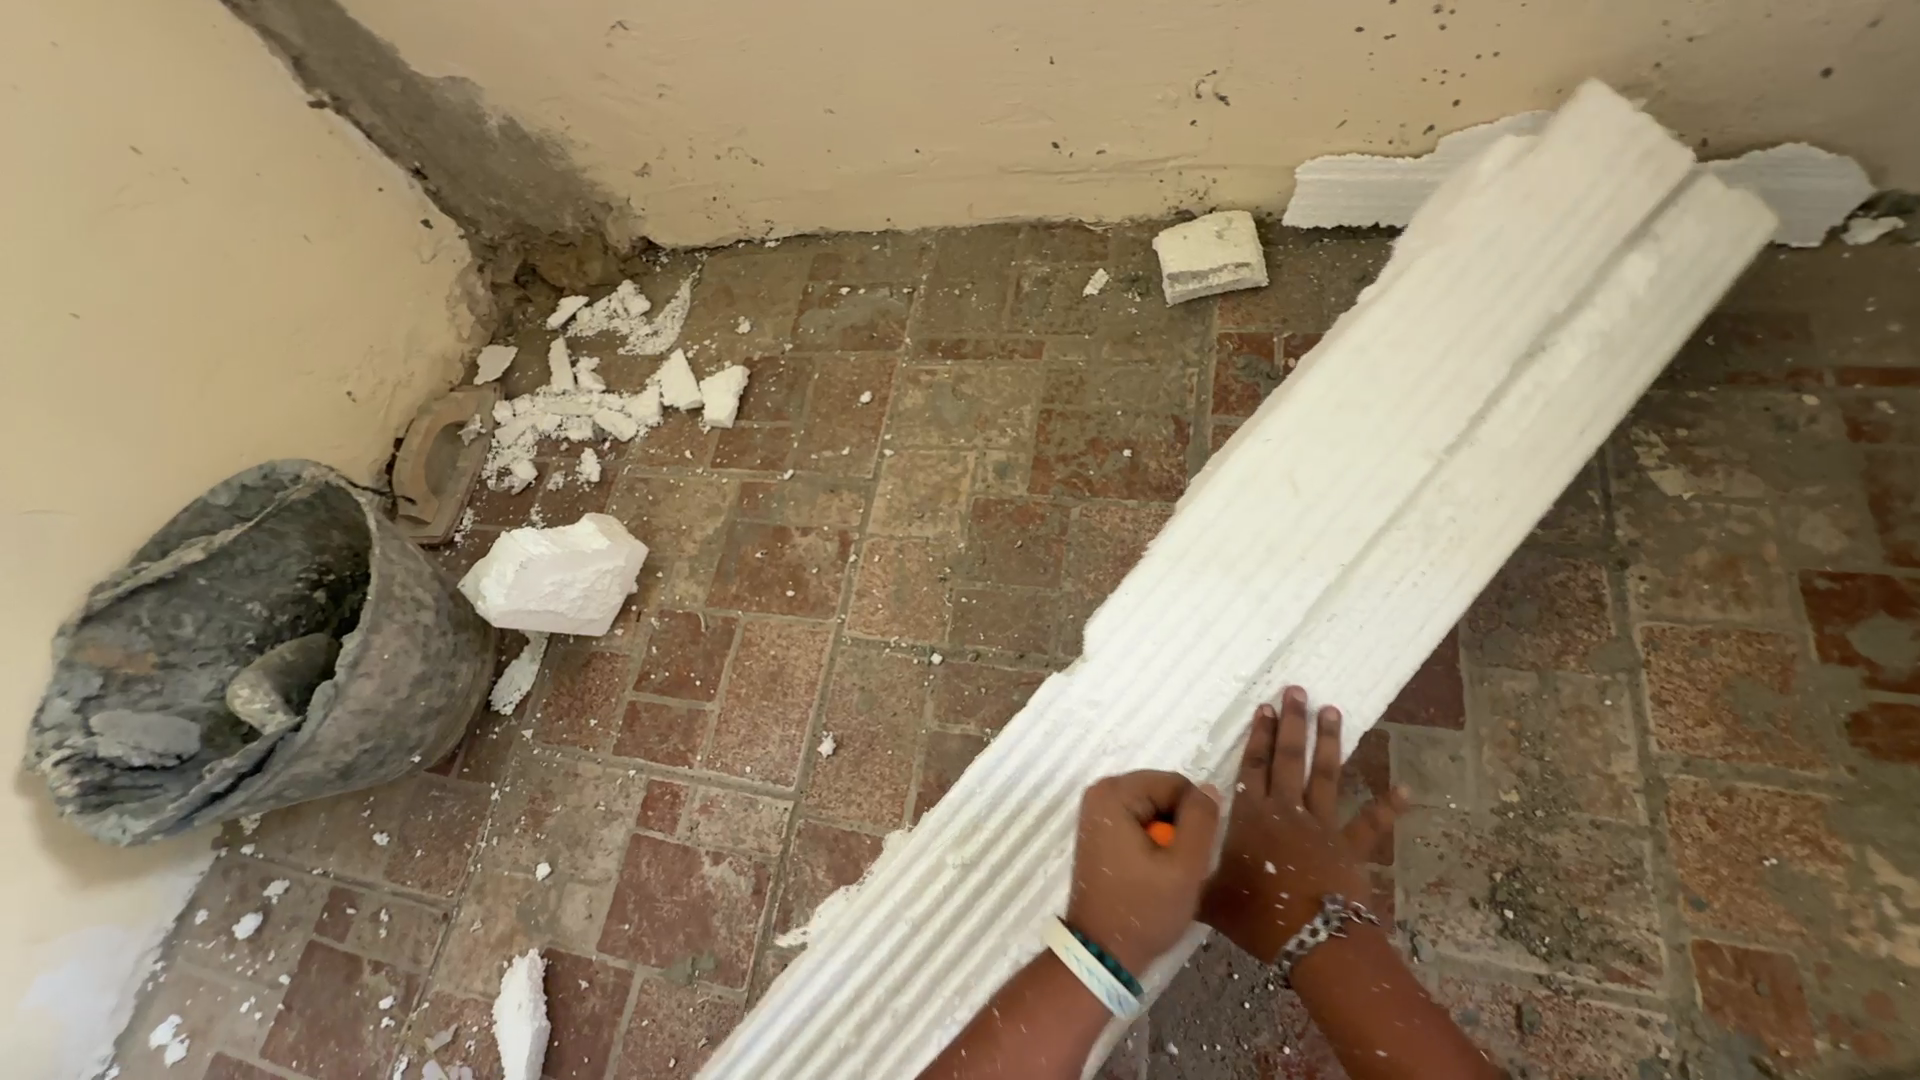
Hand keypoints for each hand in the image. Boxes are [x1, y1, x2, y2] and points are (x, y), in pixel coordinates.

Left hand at [1064, 771, 1221, 973]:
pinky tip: (1152, 873)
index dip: (1194, 818)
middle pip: (1164, 794)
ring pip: (1156, 810)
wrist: (1103, 951)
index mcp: (1115, 793)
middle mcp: (1101, 793)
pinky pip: (1140, 822)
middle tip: (1178, 867)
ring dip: (1169, 838)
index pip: (1177, 784)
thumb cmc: (1143, 909)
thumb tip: (1209, 788)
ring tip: (1165, 872)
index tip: (1189, 855)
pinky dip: (1154, 843)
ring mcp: (1097, 812)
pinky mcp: (1100, 831)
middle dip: (1180, 827)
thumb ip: (1201, 821)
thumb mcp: (1184, 867)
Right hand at [1199, 687, 1408, 962]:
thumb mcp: (1208, 896)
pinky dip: (1387, 807)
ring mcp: (1322, 827)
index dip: (1257, 735)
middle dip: (1291, 722)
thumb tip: (1168, 859)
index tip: (1264, 706)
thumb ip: (1190, 872)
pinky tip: (1406, 790)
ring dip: (1329, 742)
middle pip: (1288, 758)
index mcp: (1251, 817)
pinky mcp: (1350, 849)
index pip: (1253, 766)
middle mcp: (1286, 811)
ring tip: (1332, 710)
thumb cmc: (1257, 916)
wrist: (1313, 942)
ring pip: (1325, 775)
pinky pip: (1371, 825)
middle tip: (1296, 690)